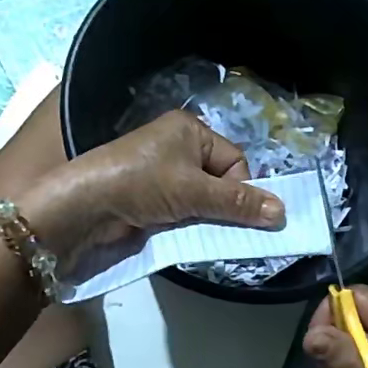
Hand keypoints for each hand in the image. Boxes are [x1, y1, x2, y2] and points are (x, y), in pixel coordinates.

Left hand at [40, 110, 283, 255]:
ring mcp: (165, 176)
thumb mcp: (196, 191)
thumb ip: (240, 203)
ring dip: (209, 219)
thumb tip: (283, 213)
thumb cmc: (142, 184)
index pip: (235, 160)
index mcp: (190, 131)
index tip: (234, 210)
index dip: (240, 187)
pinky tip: (188, 236)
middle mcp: (179, 148)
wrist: (84, 210)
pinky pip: (188, 213)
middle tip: (223, 226)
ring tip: (202, 232)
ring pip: (206, 201)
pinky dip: (193, 226)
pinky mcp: (154, 201)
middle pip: (223, 181)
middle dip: (226, 206)